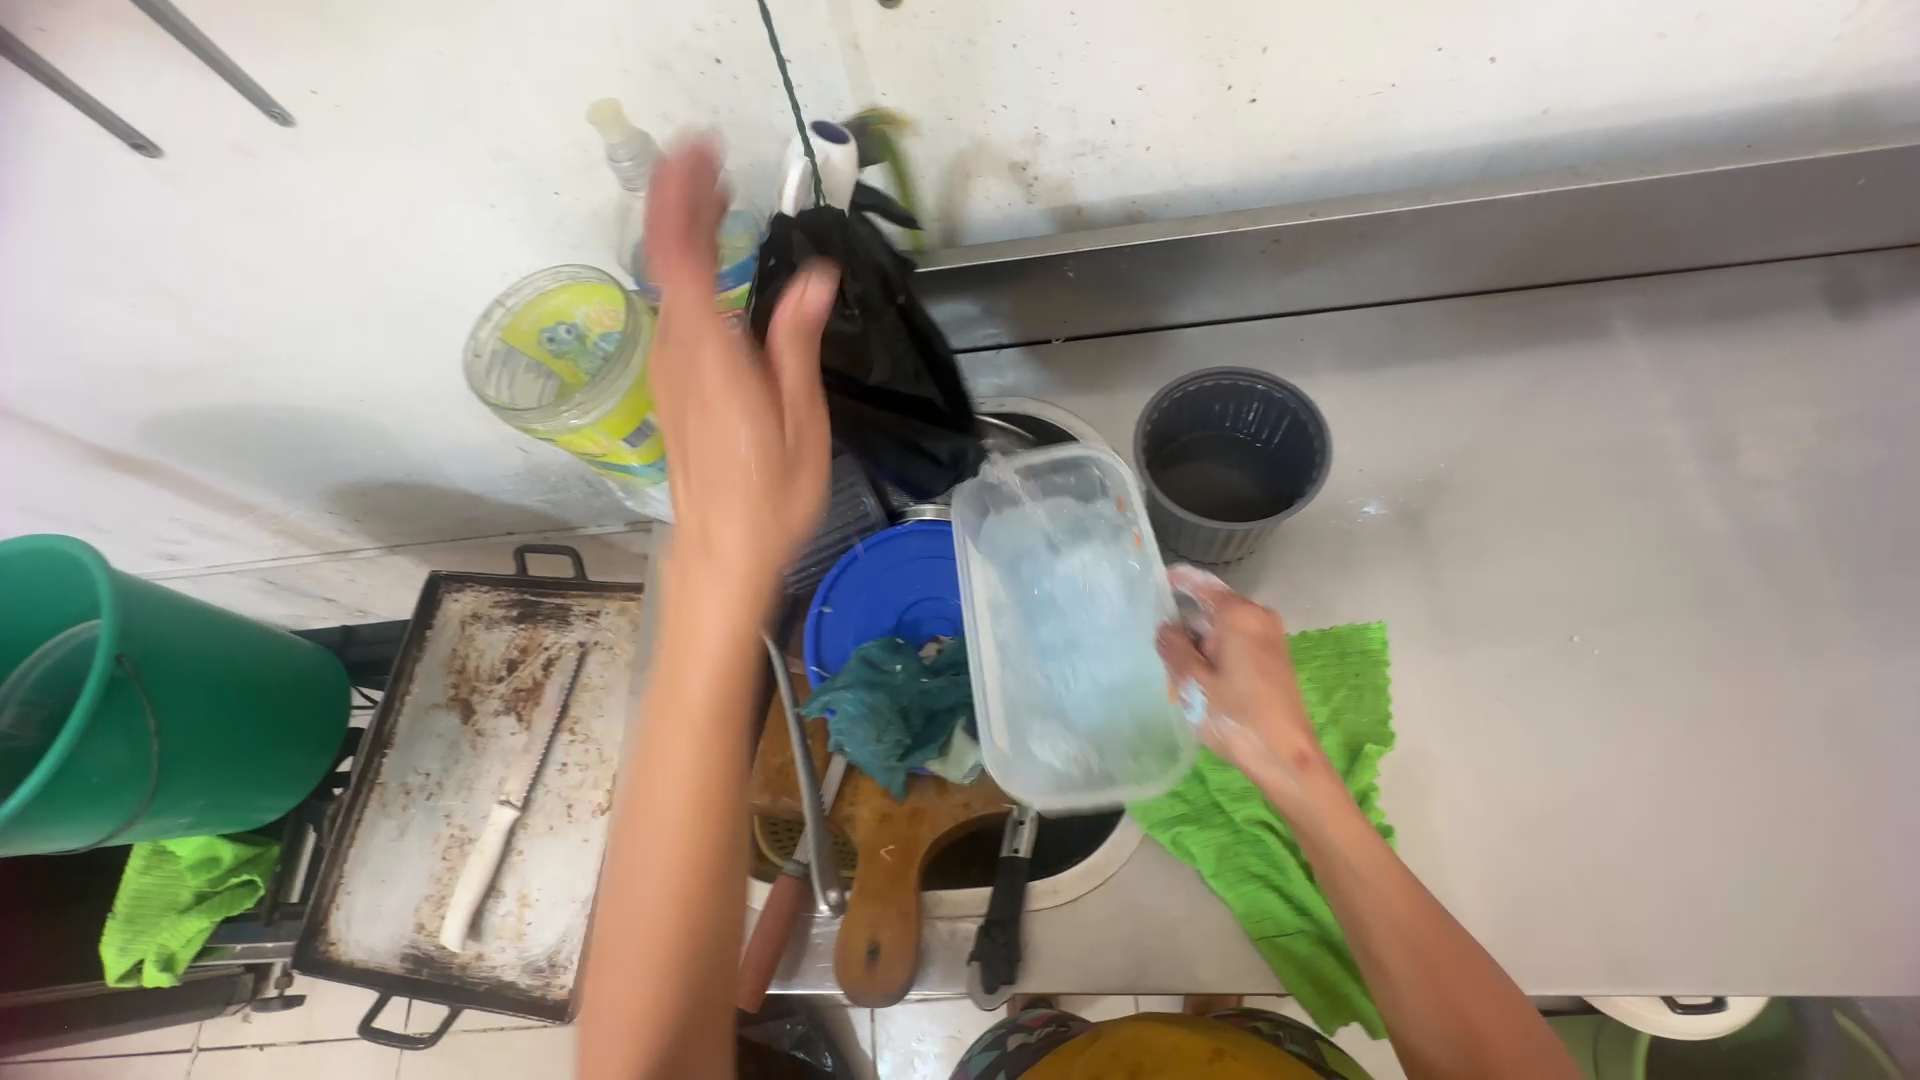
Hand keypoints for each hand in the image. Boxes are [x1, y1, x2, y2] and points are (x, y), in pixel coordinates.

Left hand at [644, 135, 839, 596]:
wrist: (723, 550)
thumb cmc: (771, 495)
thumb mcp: (801, 421)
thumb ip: (796, 343)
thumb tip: (814, 278)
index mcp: (711, 357)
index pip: (680, 256)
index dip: (684, 196)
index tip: (704, 152)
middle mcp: (678, 354)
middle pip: (664, 259)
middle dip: (680, 200)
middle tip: (712, 160)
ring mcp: (669, 371)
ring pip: (665, 283)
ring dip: (683, 233)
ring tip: (717, 199)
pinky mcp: (673, 388)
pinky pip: (673, 312)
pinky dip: (685, 272)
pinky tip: (711, 269)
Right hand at [1156, 566, 1340, 813]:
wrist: (1286, 758)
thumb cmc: (1235, 716)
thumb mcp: (1191, 682)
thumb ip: (1173, 648)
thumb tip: (1166, 627)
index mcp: (1239, 615)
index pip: (1201, 584)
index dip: (1176, 581)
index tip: (1152, 583)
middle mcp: (1259, 617)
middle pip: (1212, 608)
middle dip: (1185, 624)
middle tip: (1158, 647)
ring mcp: (1271, 639)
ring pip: (1223, 629)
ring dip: (1200, 644)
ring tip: (1176, 671)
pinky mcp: (1275, 660)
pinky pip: (1237, 644)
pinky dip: (1217, 654)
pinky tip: (1201, 680)